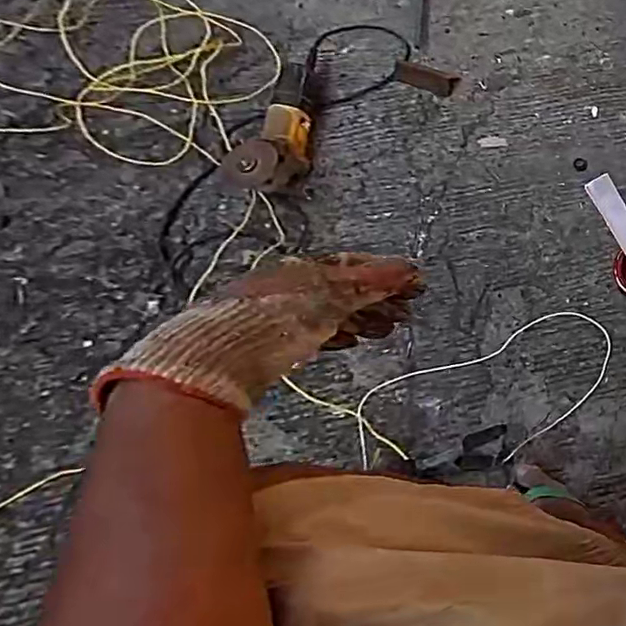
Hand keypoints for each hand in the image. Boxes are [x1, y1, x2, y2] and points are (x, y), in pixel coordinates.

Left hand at [91, 253, 423, 414]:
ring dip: (363, 318)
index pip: (358, 266)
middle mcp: (292, 284)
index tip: (413, 285)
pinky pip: (314, 329)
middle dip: (379, 300)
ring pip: (333, 310)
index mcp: (306, 268)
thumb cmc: (271, 322)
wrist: (212, 359)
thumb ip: (371, 284)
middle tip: (405, 312)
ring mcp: (279, 311)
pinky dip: (338, 332)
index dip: (389, 276)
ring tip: (385, 330)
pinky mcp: (269, 338)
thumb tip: (408, 269)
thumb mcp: (330, 298)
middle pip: (347, 289)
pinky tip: (349, 341)